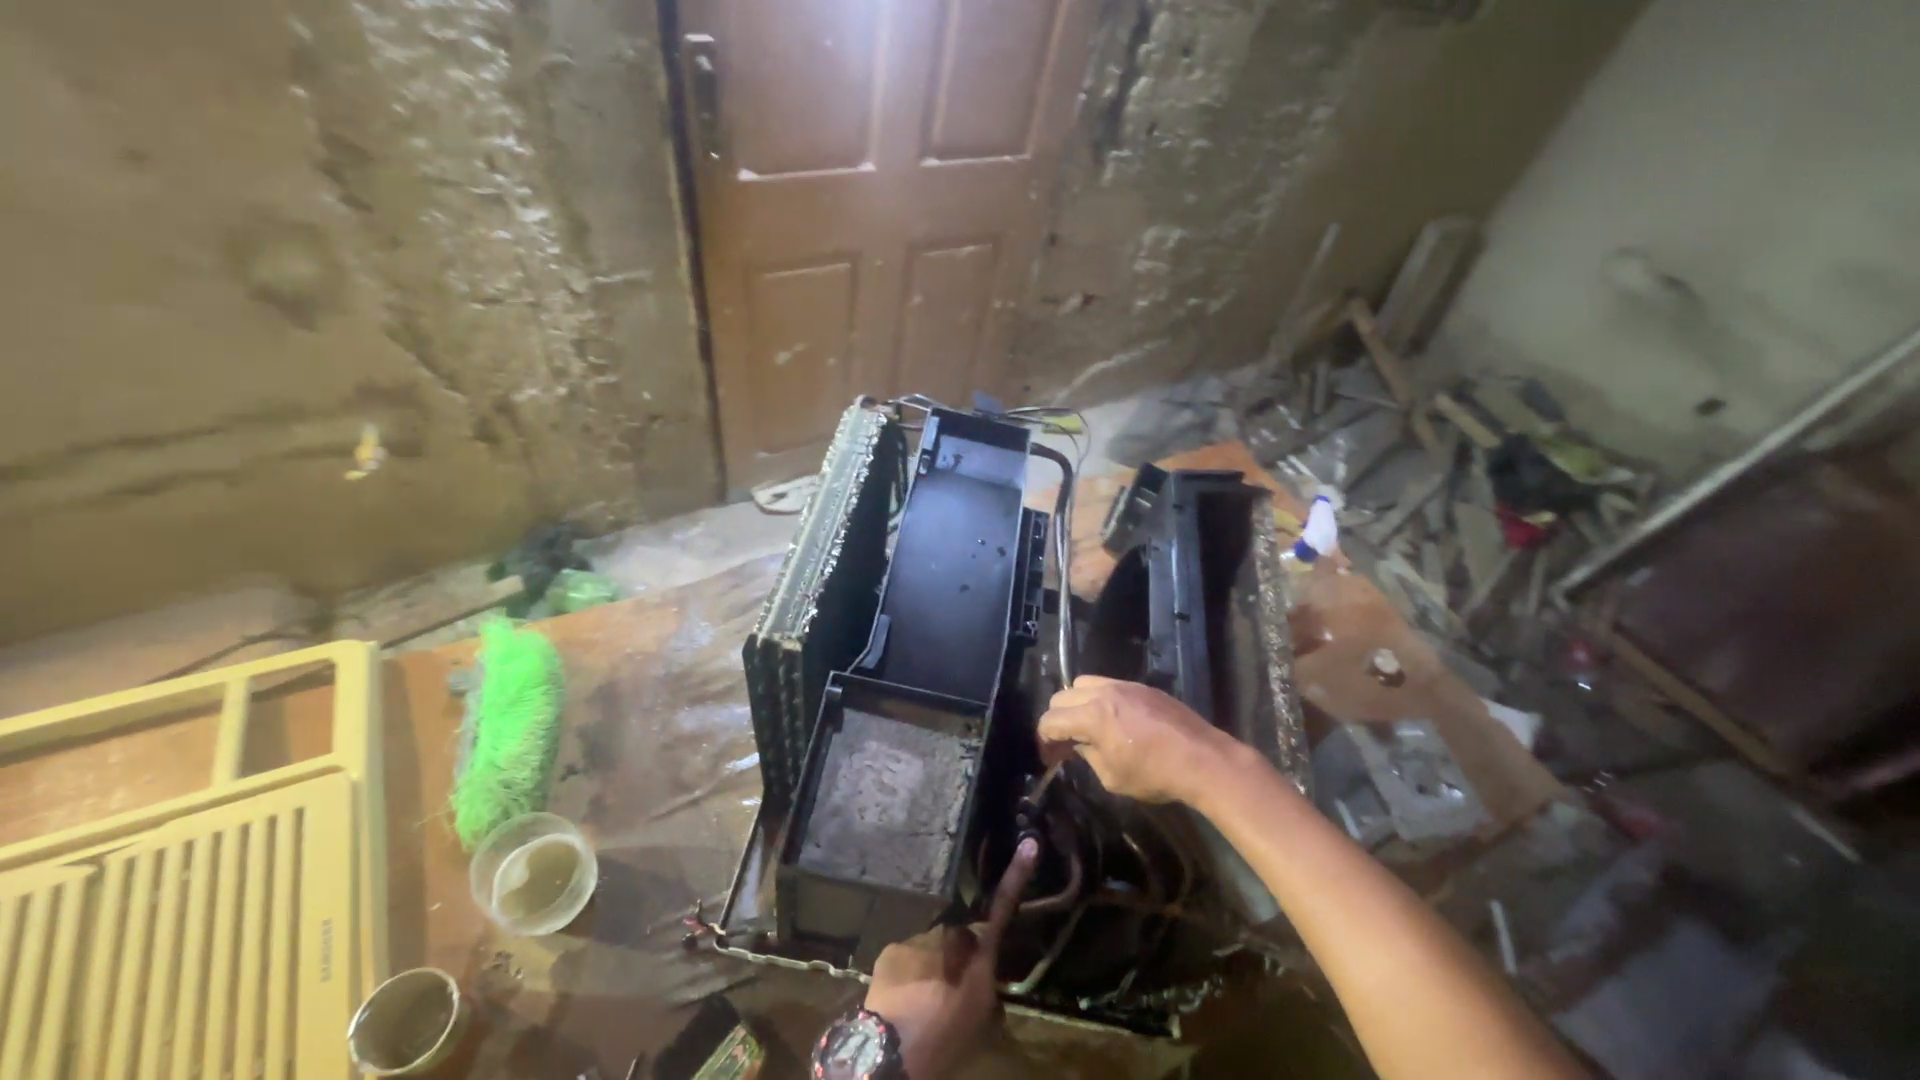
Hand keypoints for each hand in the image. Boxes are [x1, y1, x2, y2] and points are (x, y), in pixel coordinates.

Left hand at [863, 836, 1039, 1078]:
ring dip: (932, 964)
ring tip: (923, 998)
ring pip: (932, 946)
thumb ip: (988, 988)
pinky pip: (907, 956)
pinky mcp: (891, 948)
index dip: (1018, 874)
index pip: (1003, 906)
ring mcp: (918, 937)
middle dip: (959, 953)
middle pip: (961, 935)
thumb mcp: (981, 1018)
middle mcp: (950, 933)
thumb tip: (988, 981)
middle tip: (952, 988)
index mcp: (979, 951)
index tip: (1029, 843)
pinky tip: (903, 996)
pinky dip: (908, 972)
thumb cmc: (946, 1036)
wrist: (892, 1050)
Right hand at [1036, 675, 1233, 803]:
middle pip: (1061, 696)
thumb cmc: (1155, 775)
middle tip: (1065, 744)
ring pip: (1083, 683)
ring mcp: (1125, 685)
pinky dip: (1100, 699)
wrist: (1203, 759)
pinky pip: (1109, 684)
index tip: (1050, 758)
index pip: (1050, 720)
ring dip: (1077, 704)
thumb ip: (1088, 756)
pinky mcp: (1143, 686)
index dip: (1044, 741)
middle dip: (1057, 720)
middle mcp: (1103, 693)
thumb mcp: (1112, 777)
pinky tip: (1113, 720)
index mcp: (1092, 716)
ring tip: (1088, 727)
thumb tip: (1079, 745)